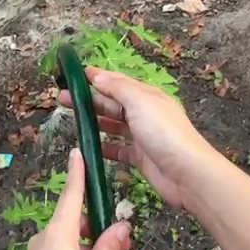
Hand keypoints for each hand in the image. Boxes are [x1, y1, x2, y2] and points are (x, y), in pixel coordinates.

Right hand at [60, 68, 223, 210]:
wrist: (187, 173)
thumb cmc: (164, 132)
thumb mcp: (140, 102)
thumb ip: (118, 88)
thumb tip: (97, 76)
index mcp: (146, 96)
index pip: (117, 82)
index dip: (96, 78)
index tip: (74, 76)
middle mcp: (143, 113)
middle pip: (111, 103)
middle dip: (88, 100)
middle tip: (62, 99)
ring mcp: (141, 136)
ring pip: (112, 125)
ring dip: (93, 121)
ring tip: (70, 120)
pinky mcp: (139, 157)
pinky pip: (116, 149)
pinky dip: (102, 147)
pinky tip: (87, 147)